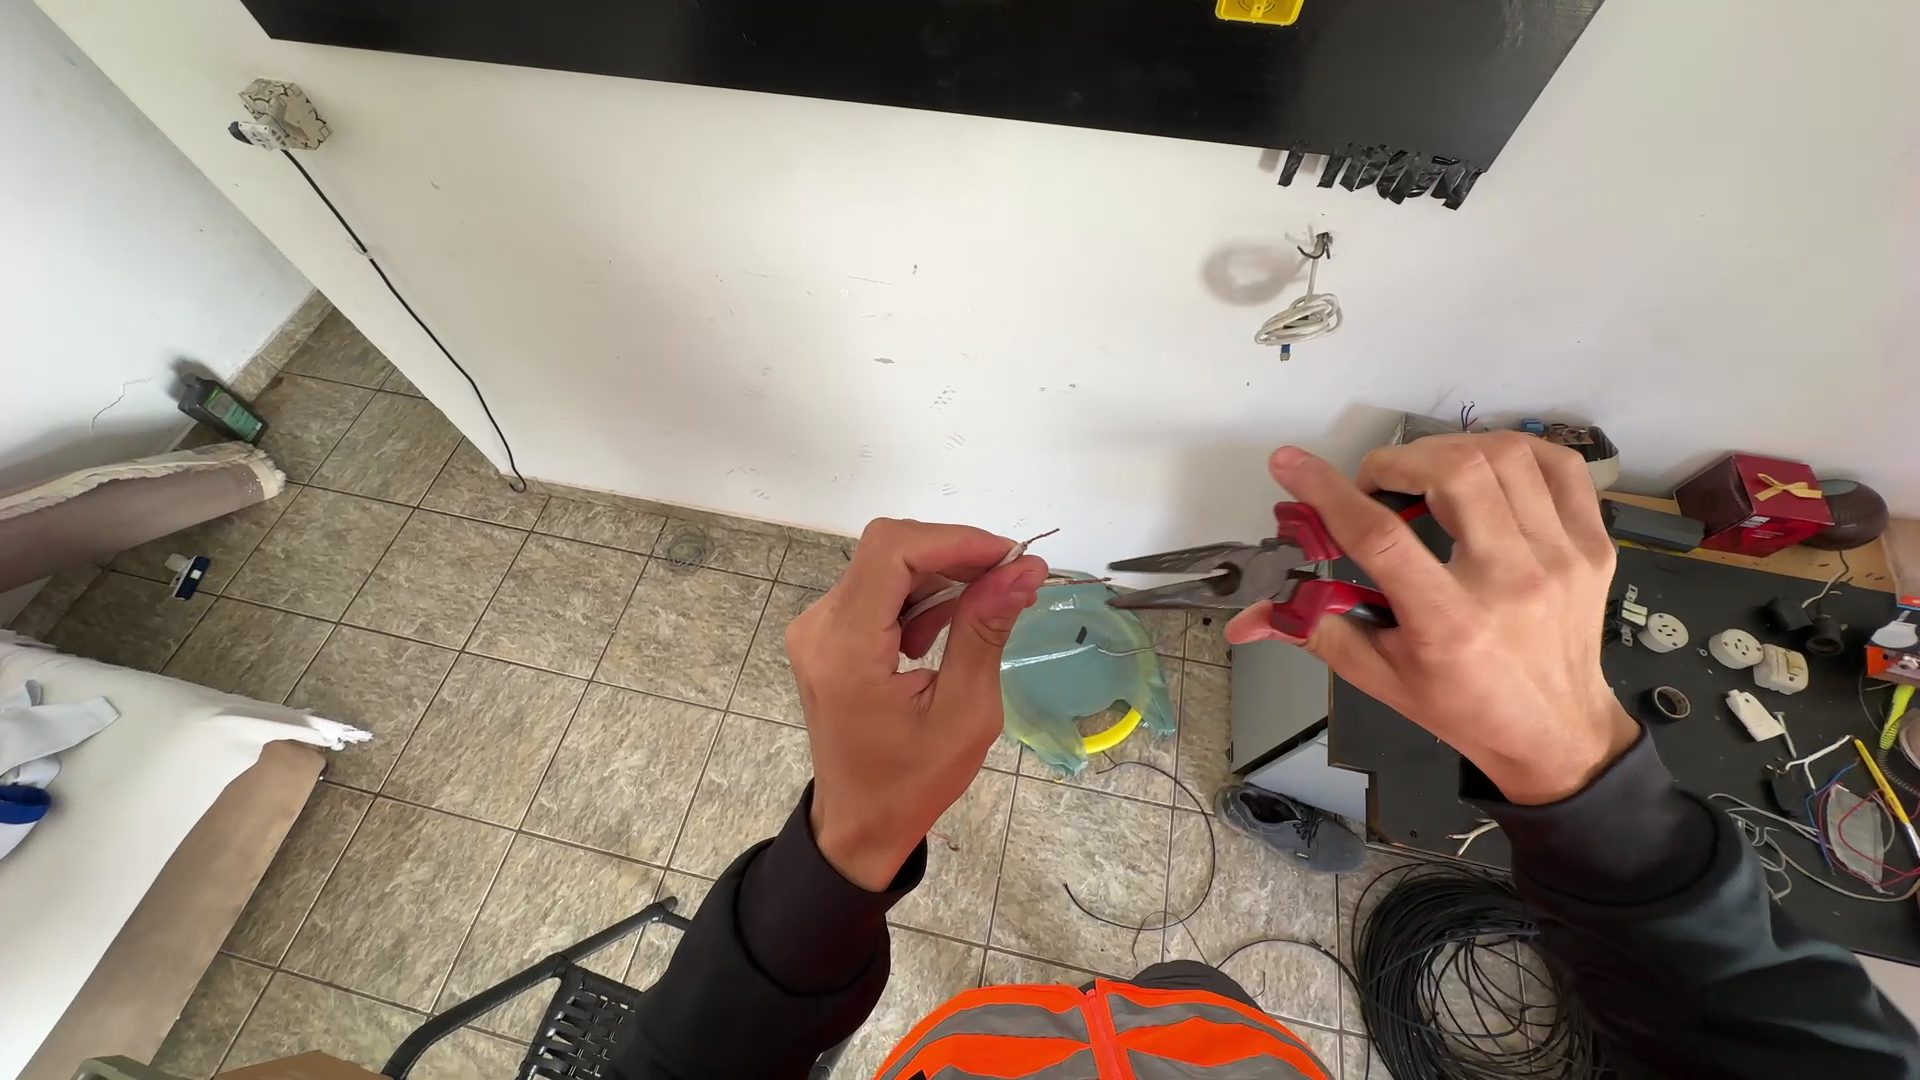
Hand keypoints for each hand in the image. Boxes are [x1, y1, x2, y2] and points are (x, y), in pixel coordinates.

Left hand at [786, 518, 1047, 888]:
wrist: (859, 823)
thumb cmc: (913, 782)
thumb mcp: (965, 713)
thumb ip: (985, 632)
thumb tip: (1022, 570)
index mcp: (845, 649)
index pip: (891, 551)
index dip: (955, 540)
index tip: (1009, 557)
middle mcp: (819, 626)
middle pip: (890, 551)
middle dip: (957, 554)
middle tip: (1012, 580)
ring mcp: (818, 628)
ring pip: (887, 565)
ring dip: (944, 575)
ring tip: (990, 606)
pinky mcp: (828, 634)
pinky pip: (879, 590)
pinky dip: (922, 595)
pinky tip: (950, 626)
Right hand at [1226, 434, 1636, 805]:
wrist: (1557, 732)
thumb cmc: (1457, 706)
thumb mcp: (1374, 675)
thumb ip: (1309, 631)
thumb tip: (1242, 622)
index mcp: (1449, 621)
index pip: (1380, 536)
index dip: (1327, 491)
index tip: (1290, 463)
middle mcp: (1511, 580)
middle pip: (1454, 474)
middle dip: (1393, 461)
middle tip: (1370, 485)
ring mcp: (1562, 556)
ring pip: (1504, 456)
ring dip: (1444, 451)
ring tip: (1418, 476)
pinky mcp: (1593, 544)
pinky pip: (1557, 465)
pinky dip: (1509, 450)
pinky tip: (1478, 470)